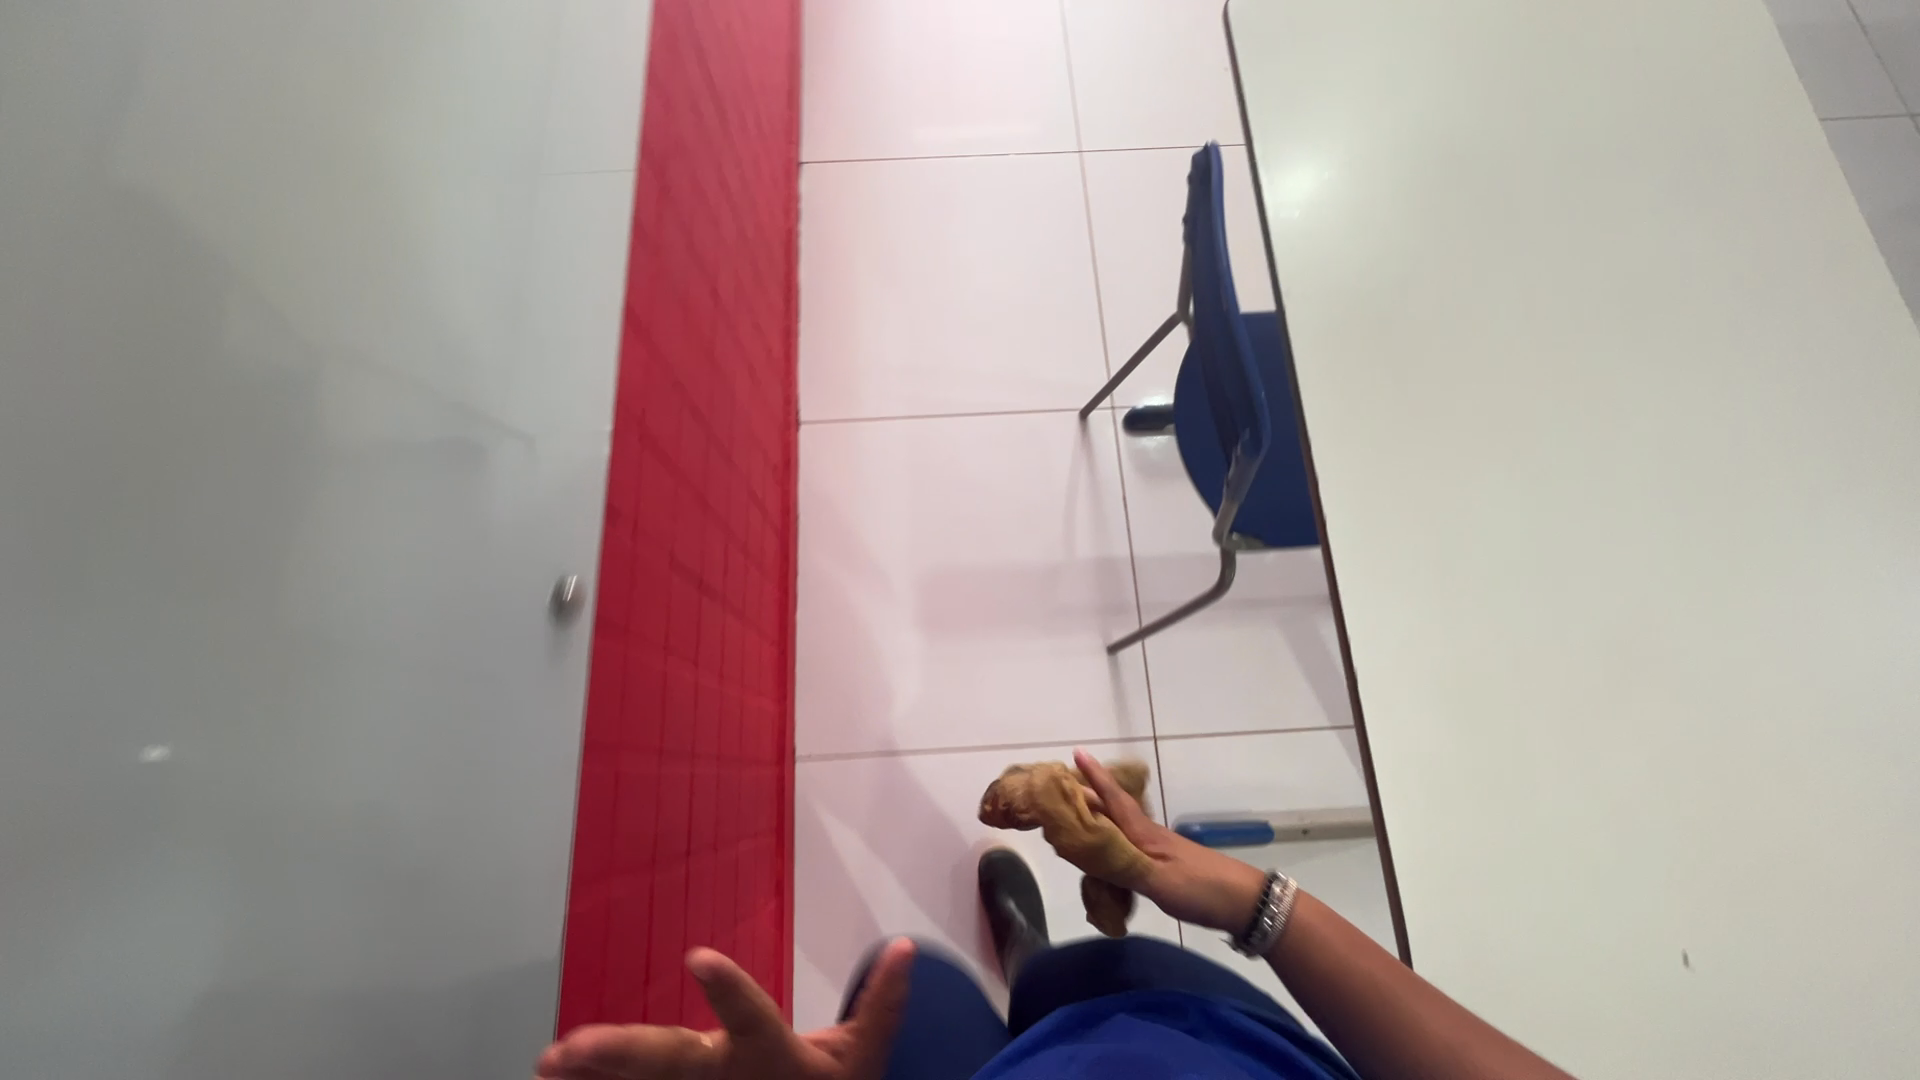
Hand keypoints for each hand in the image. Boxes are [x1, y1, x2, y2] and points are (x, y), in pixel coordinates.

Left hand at [535, 938, 913, 1079]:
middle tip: (567, 1049)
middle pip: (674, 1062)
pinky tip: (564, 1076)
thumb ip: (883, 1004)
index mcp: (773, 1059)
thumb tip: (906, 944)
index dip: (727, 992)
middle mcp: (728, 1079)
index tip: (699, 958)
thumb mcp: (865, 1060)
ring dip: (596, 1072)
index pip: (751, 1018)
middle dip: (623, 1053)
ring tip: (551, 1061)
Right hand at [1075, 748, 1270, 934]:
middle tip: (1058, 792)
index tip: (1077, 752)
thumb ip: (1118, 864)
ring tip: (1072, 823)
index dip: (1094, 777)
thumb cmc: (1199, 887)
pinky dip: (1109, 847)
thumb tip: (1077, 846)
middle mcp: (1146, 835)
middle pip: (1111, 810)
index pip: (1112, 799)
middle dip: (1087, 796)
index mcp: (1142, 834)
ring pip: (1118, 828)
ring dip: (1096, 821)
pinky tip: (1104, 860)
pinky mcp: (1164, 866)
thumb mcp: (1156, 880)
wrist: (1244, 902)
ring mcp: (1157, 849)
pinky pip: (1126, 848)